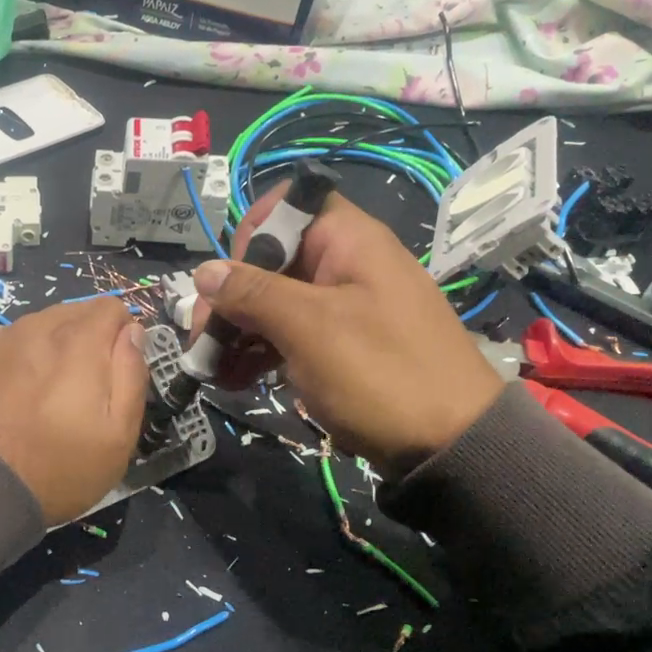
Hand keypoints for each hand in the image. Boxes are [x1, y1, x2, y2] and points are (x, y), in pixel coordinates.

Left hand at [0, 298, 148, 524]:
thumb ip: (131, 374)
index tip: (114, 371)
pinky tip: (3, 400)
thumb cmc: (57, 470)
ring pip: (32, 328)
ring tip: (38, 398)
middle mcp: (33, 329)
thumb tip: (131, 332)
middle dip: (83, 341)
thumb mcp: (119, 435)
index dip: (120, 336)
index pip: (110, 308)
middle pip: (70, 314)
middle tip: (78, 391)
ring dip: (44, 350)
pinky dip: (7, 363)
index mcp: (78, 341)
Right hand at [189, 182, 502, 477]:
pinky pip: (287, 334)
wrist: (449, 444)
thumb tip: (204, 271)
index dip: (251, 237)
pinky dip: (258, 353)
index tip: (235, 283)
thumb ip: (253, 293)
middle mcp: (343, 264)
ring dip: (236, 332)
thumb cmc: (379, 373)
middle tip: (203, 340)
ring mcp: (341, 308)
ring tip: (211, 371)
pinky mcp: (338, 346)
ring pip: (272, 302)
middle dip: (229, 298)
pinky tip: (234, 381)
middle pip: (269, 260)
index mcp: (348, 241)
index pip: (286, 207)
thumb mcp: (309, 328)